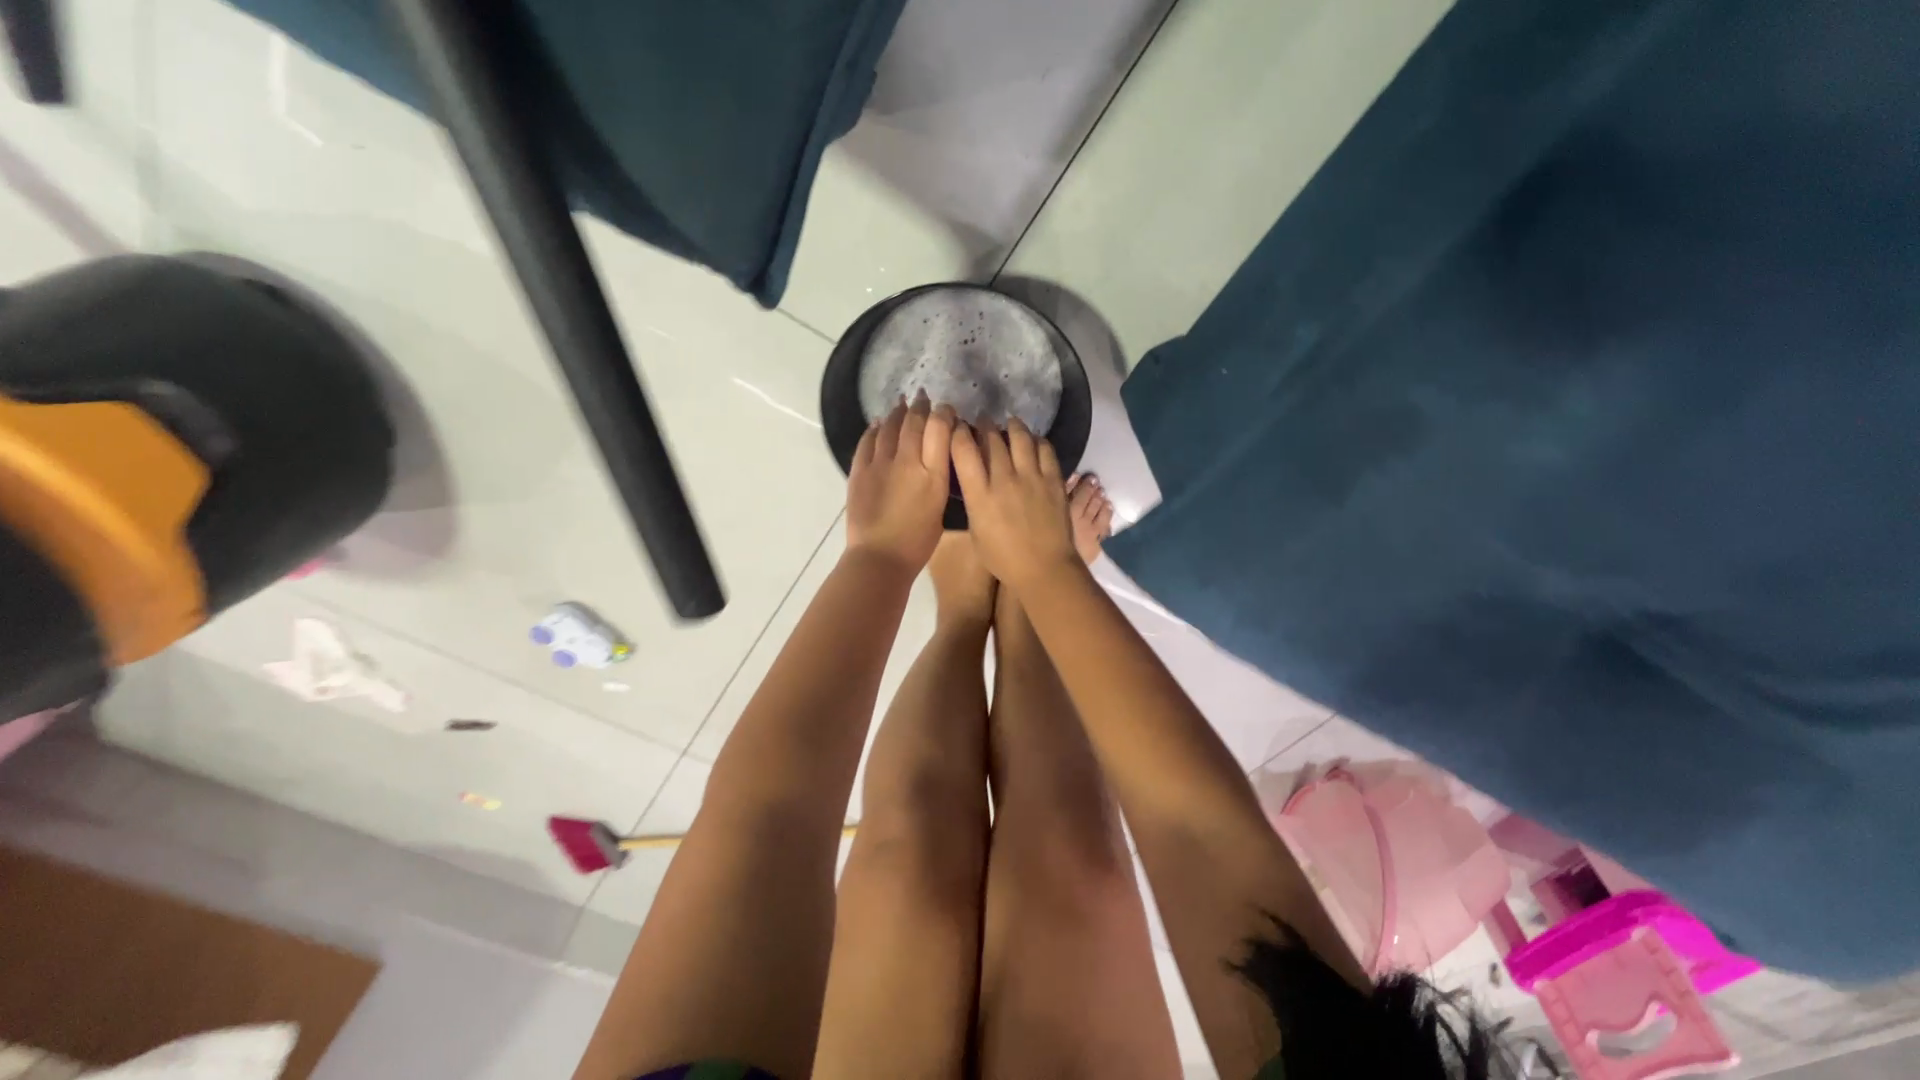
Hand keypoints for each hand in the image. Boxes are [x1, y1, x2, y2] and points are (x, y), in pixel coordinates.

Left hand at [846, 394, 955, 572]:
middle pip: (915, 422)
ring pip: (890, 427)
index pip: (940, 428)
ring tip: (903, 403)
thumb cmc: (918, 543)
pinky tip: (879, 424)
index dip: (944, 414)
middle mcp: (908, 461)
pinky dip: (875, 429)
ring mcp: (881, 464)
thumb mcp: (940, 508)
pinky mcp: (860, 471)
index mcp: (934, 474)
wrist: (880, 557)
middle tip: (924, 397)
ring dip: (898, 413)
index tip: (947, 410)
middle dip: (921, 407)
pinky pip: (867, 442)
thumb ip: (939, 478)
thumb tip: (936, 459)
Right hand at [949, 418, 1077, 588]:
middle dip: (985, 426)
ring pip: (1020, 437)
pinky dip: (1037, 441)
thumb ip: (974, 501)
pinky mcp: (1053, 479)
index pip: (964, 451)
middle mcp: (1004, 479)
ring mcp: (1031, 477)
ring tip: (1010, 424)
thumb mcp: (976, 532)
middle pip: (992, 439)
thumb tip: (974, 481)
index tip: (957, 427)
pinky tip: (1034, 442)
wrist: (1044, 567)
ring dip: (1012, 427)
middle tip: (984, 421)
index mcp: (980, 495)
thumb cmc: (1003, 558)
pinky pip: (1045, 449)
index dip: (958, 433)